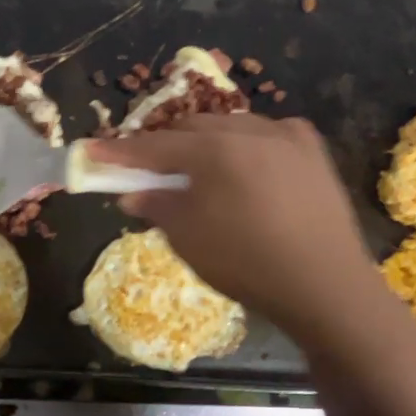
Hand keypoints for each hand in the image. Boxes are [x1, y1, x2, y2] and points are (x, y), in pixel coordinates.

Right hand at [87, 113, 392, 348]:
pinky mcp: (313, 154)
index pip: (154, 146)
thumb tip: (132, 193)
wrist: (326, 289)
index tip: (89, 151)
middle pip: (191, 128)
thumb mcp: (187, 237)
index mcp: (216, 151)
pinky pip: (266, 134)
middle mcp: (251, 132)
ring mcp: (287, 139)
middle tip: (142, 167)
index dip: (118, 151)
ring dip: (203, 142)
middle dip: (163, 145)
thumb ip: (156, 204)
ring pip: (229, 126)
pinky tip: (242, 161)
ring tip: (190, 166)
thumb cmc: (246, 264)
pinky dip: (244, 142)